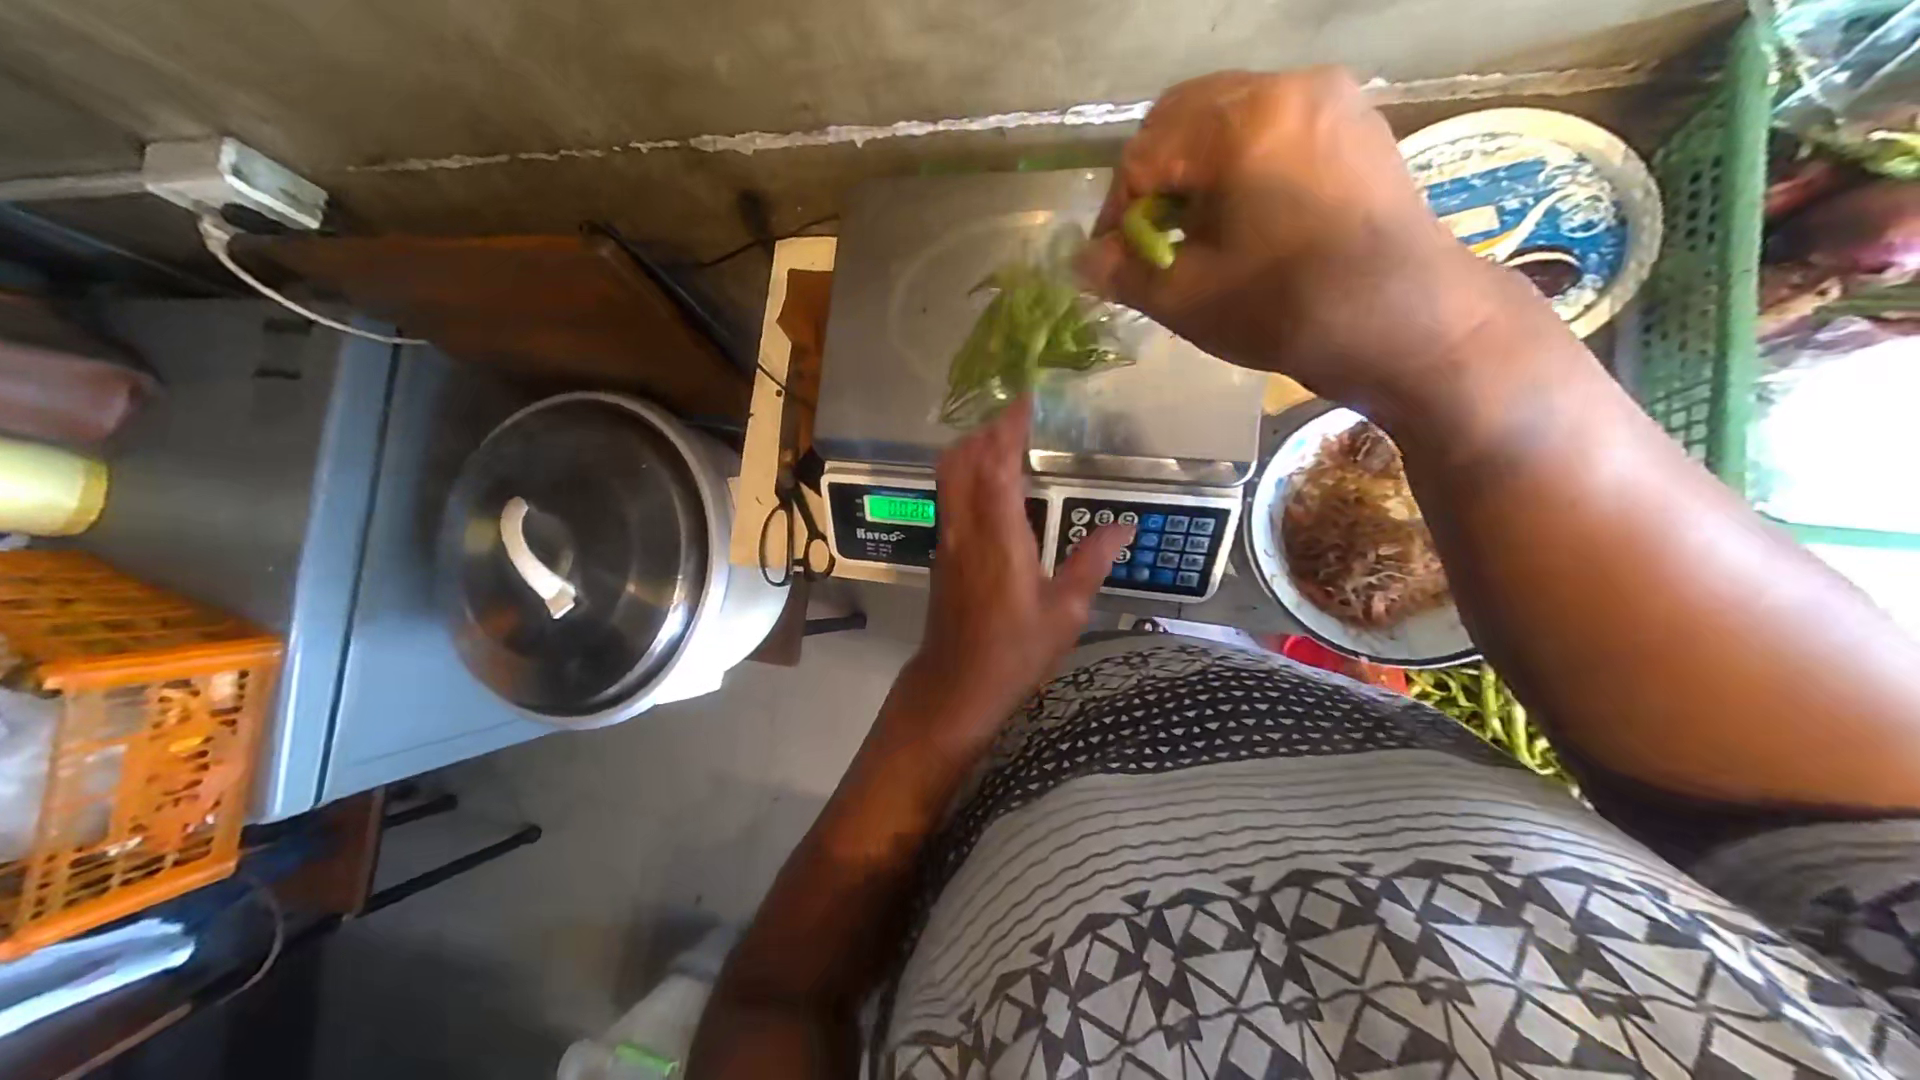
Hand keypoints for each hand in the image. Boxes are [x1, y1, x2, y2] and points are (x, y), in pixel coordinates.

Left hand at [893, 399, 1131, 754]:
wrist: (956, 687)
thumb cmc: (1015, 653)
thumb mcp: (1066, 612)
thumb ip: (1091, 562)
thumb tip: (1122, 526)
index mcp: (999, 537)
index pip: (996, 465)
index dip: (1008, 428)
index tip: (1025, 401)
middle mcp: (966, 530)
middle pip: (960, 461)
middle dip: (984, 432)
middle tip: (1016, 419)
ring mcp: (948, 541)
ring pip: (949, 478)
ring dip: (971, 451)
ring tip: (1004, 443)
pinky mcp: (943, 555)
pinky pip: (950, 499)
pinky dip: (966, 476)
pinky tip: (991, 487)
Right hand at [1077, 68, 1530, 416]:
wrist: (1408, 324)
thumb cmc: (1288, 310)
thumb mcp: (1188, 299)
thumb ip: (1124, 272)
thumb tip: (1082, 261)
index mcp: (1242, 125)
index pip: (1144, 153)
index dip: (1115, 209)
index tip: (1110, 257)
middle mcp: (1287, 88)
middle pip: (1184, 116)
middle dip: (1151, 177)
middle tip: (1145, 236)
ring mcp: (1329, 100)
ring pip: (1228, 116)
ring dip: (1192, 167)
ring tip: (1190, 227)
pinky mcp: (1353, 124)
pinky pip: (1272, 126)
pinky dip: (1237, 161)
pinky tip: (1237, 213)